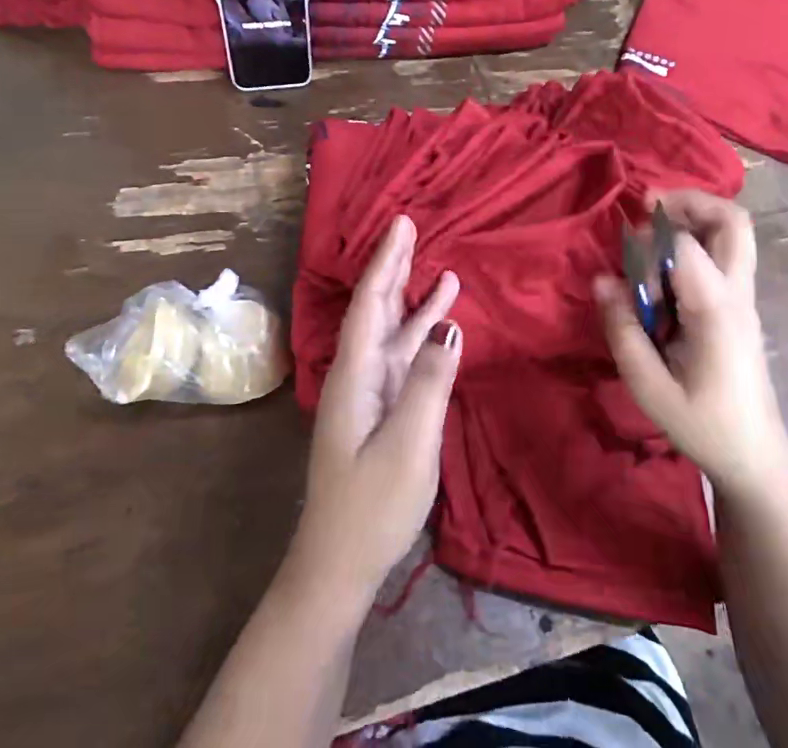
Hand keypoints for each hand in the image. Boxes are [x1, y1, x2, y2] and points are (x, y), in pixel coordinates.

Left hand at [292, 215, 462, 595]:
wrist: (340, 563)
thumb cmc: (372, 506)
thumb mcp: (409, 444)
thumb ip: (429, 382)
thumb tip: (448, 325)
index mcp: (355, 377)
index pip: (370, 306)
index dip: (385, 263)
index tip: (401, 225)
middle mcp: (358, 377)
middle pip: (375, 312)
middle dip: (393, 270)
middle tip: (412, 231)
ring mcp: (369, 397)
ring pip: (391, 337)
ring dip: (413, 303)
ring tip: (442, 273)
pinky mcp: (381, 415)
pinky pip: (402, 363)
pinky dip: (420, 339)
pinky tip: (438, 328)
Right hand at [594, 190, 787, 499]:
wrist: (754, 454)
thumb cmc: (703, 425)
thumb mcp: (649, 386)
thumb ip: (623, 330)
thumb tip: (602, 279)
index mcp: (717, 311)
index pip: (686, 246)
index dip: (649, 243)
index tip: (624, 265)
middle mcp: (738, 294)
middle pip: (732, 221)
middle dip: (689, 202)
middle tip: (648, 207)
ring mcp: (744, 299)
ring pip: (734, 233)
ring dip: (694, 220)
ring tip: (652, 235)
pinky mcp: (740, 307)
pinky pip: (724, 256)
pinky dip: (695, 243)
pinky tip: (663, 271)